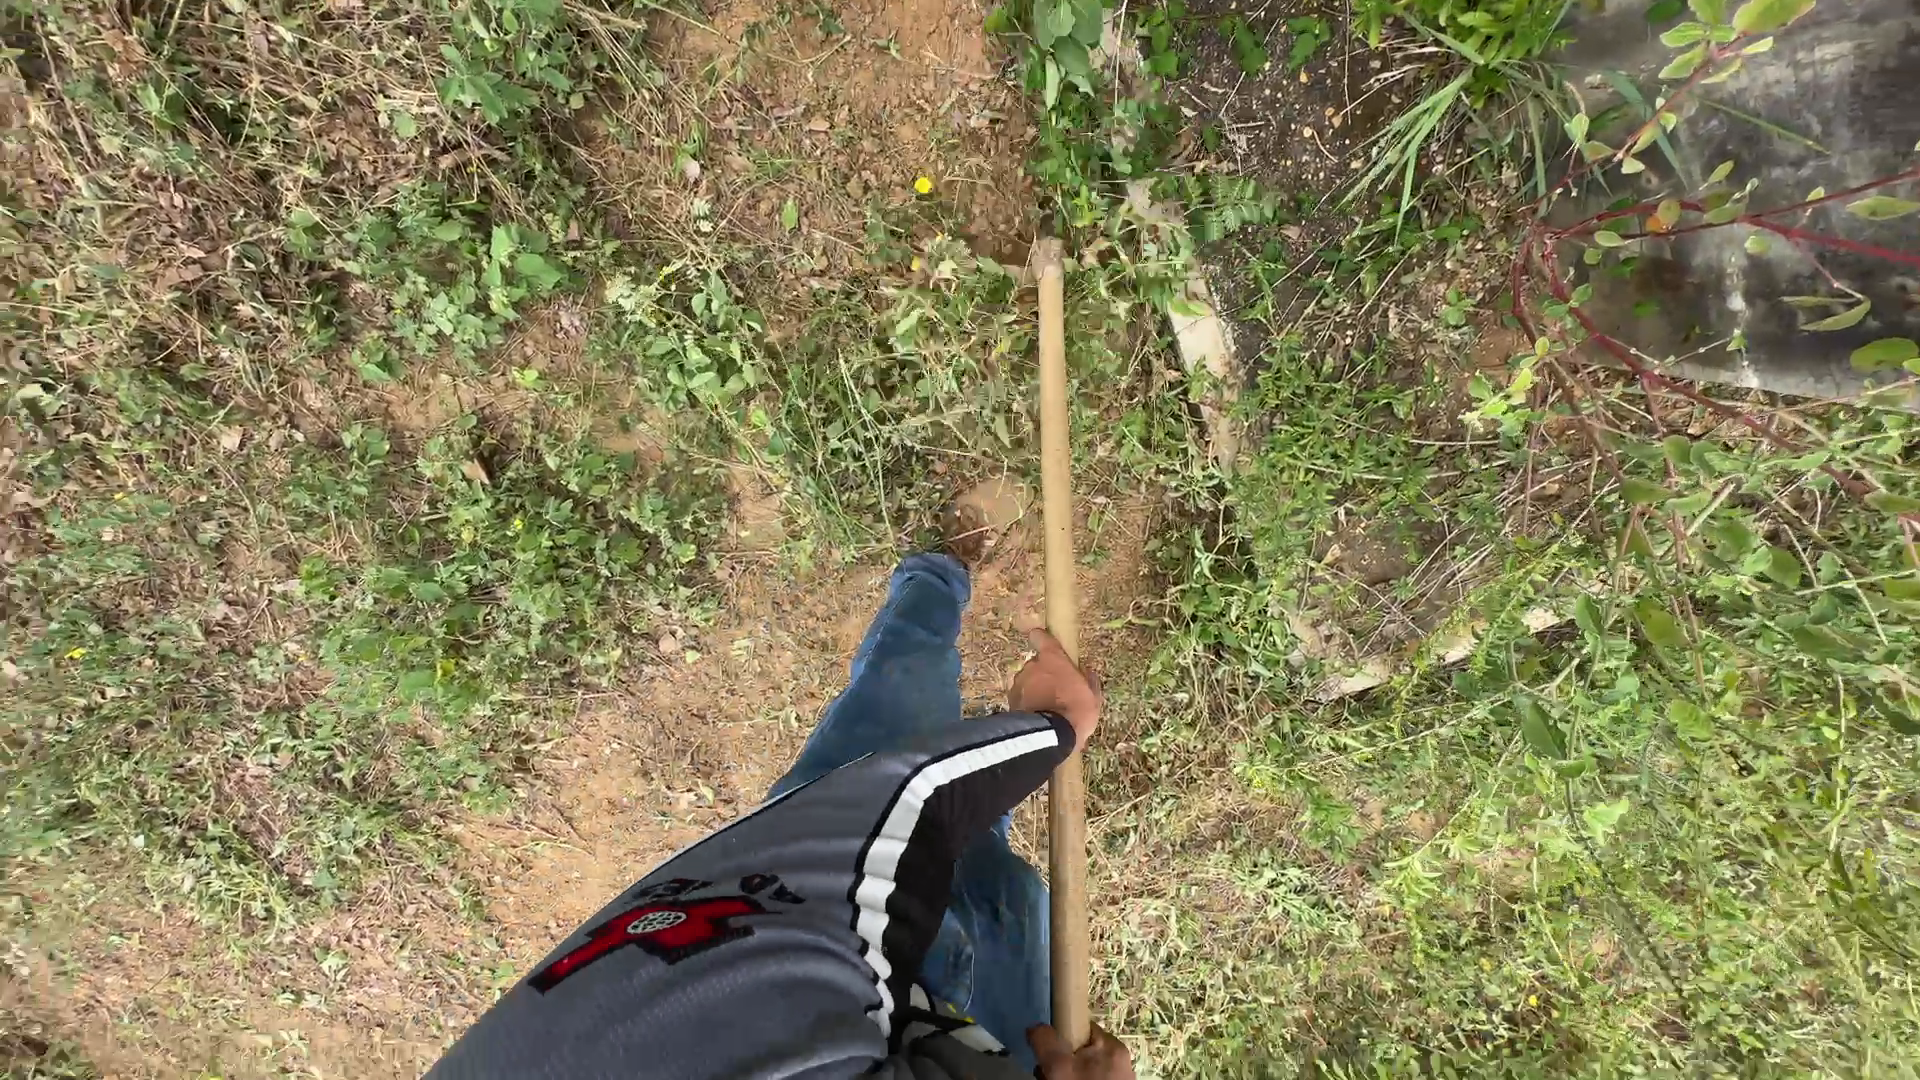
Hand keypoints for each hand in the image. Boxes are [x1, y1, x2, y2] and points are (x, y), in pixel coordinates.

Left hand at [1008, 627, 1100, 748]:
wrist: (1049, 736)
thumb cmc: (1075, 711)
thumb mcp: (1092, 696)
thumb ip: (1088, 679)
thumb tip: (1087, 670)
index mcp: (1052, 658)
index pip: (1040, 637)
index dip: (1041, 639)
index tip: (1045, 644)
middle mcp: (1032, 666)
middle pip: (1036, 664)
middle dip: (1044, 674)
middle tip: (1056, 691)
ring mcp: (1018, 683)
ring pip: (1027, 681)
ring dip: (1034, 689)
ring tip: (1046, 708)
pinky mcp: (1010, 701)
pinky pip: (1020, 697)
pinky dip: (1026, 703)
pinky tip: (1037, 717)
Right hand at [1029, 1023, 1134, 1078]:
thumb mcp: (1058, 1067)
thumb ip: (1045, 1040)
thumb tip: (1035, 1028)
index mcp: (1113, 1047)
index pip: (1081, 1028)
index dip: (1060, 1038)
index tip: (1048, 1054)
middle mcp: (1119, 1063)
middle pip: (1078, 1052)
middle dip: (1058, 1063)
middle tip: (1047, 1077)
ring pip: (1080, 1073)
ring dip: (1062, 1078)